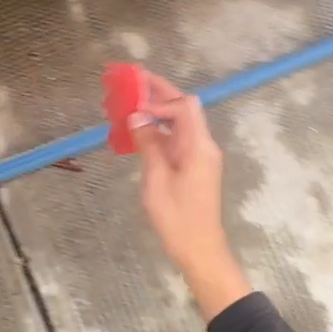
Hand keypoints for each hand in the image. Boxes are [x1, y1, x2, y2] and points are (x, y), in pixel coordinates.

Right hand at [130, 72, 251, 320]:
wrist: (199, 249)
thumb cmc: (177, 217)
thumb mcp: (157, 179)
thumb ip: (148, 145)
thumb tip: (138, 117)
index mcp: (199, 146)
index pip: (185, 107)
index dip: (160, 100)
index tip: (136, 104)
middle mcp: (202, 146)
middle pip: (183, 110)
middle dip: (158, 95)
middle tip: (133, 82)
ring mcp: (199, 157)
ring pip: (178, 125)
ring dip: (156, 113)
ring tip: (129, 104)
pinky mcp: (192, 167)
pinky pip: (175, 140)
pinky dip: (158, 132)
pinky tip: (137, 133)